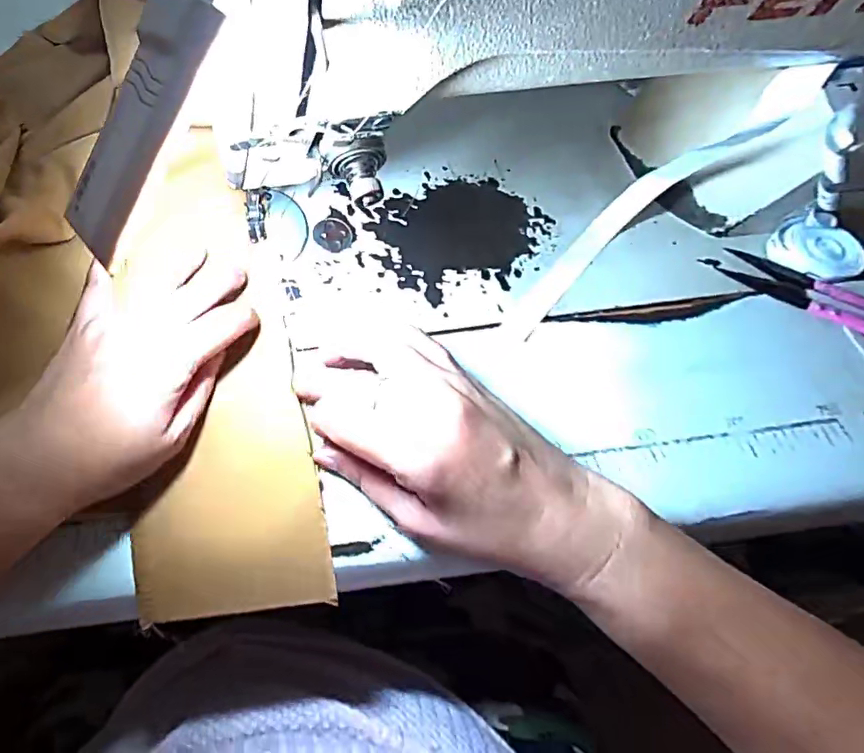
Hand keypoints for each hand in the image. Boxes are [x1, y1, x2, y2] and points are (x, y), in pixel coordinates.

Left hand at [0, 249, 258, 513]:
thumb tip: (217, 352)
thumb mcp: (170, 439)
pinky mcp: (85, 318)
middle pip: (194, 293)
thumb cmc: (111, 458)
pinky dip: (114, 259)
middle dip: (222, 279)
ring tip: (199, 252)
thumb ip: (198, 390)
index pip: (219, 327)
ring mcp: (112, 317)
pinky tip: (124, 246)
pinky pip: (102, 278)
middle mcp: (146, 328)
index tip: (252, 317)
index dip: (242, 319)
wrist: (42, 455)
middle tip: (239, 270)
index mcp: (173, 361)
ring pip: (155, 276)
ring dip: (181, 261)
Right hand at [296, 325, 650, 599]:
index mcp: (418, 452)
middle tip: (302, 385)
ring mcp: (448, 382)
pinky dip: (384, 334)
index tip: (309, 421)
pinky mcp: (461, 373)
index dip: (319, 418)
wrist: (560, 510)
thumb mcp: (420, 521)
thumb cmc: (493, 528)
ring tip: (327, 353)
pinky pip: (414, 338)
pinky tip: (370, 343)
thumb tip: (324, 452)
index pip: (345, 417)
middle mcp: (431, 405)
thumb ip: (365, 479)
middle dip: (322, 378)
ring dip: (349, 343)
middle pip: (358, 375)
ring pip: (384, 342)